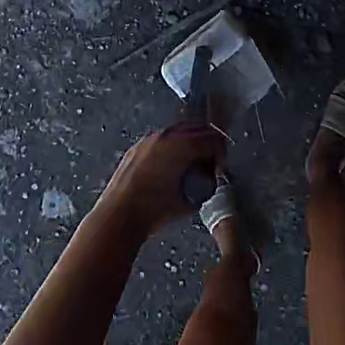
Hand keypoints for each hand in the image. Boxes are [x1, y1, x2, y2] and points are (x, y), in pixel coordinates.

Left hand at [95, 122, 226, 238]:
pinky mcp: (137, 148)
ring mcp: (150, 140)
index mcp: (183, 145)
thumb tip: (210, 179)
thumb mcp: (192, 198)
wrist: (121, 216)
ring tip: (194, 155)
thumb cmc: (155, 210)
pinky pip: (161, 138)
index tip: (222, 156)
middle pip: (196, 128)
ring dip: (190, 138)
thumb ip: (206, 183)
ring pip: (177, 130)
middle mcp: (166, 137)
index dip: (221, 148)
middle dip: (208, 139)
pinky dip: (172, 144)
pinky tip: (173, 159)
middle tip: (213, 152)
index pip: (211, 139)